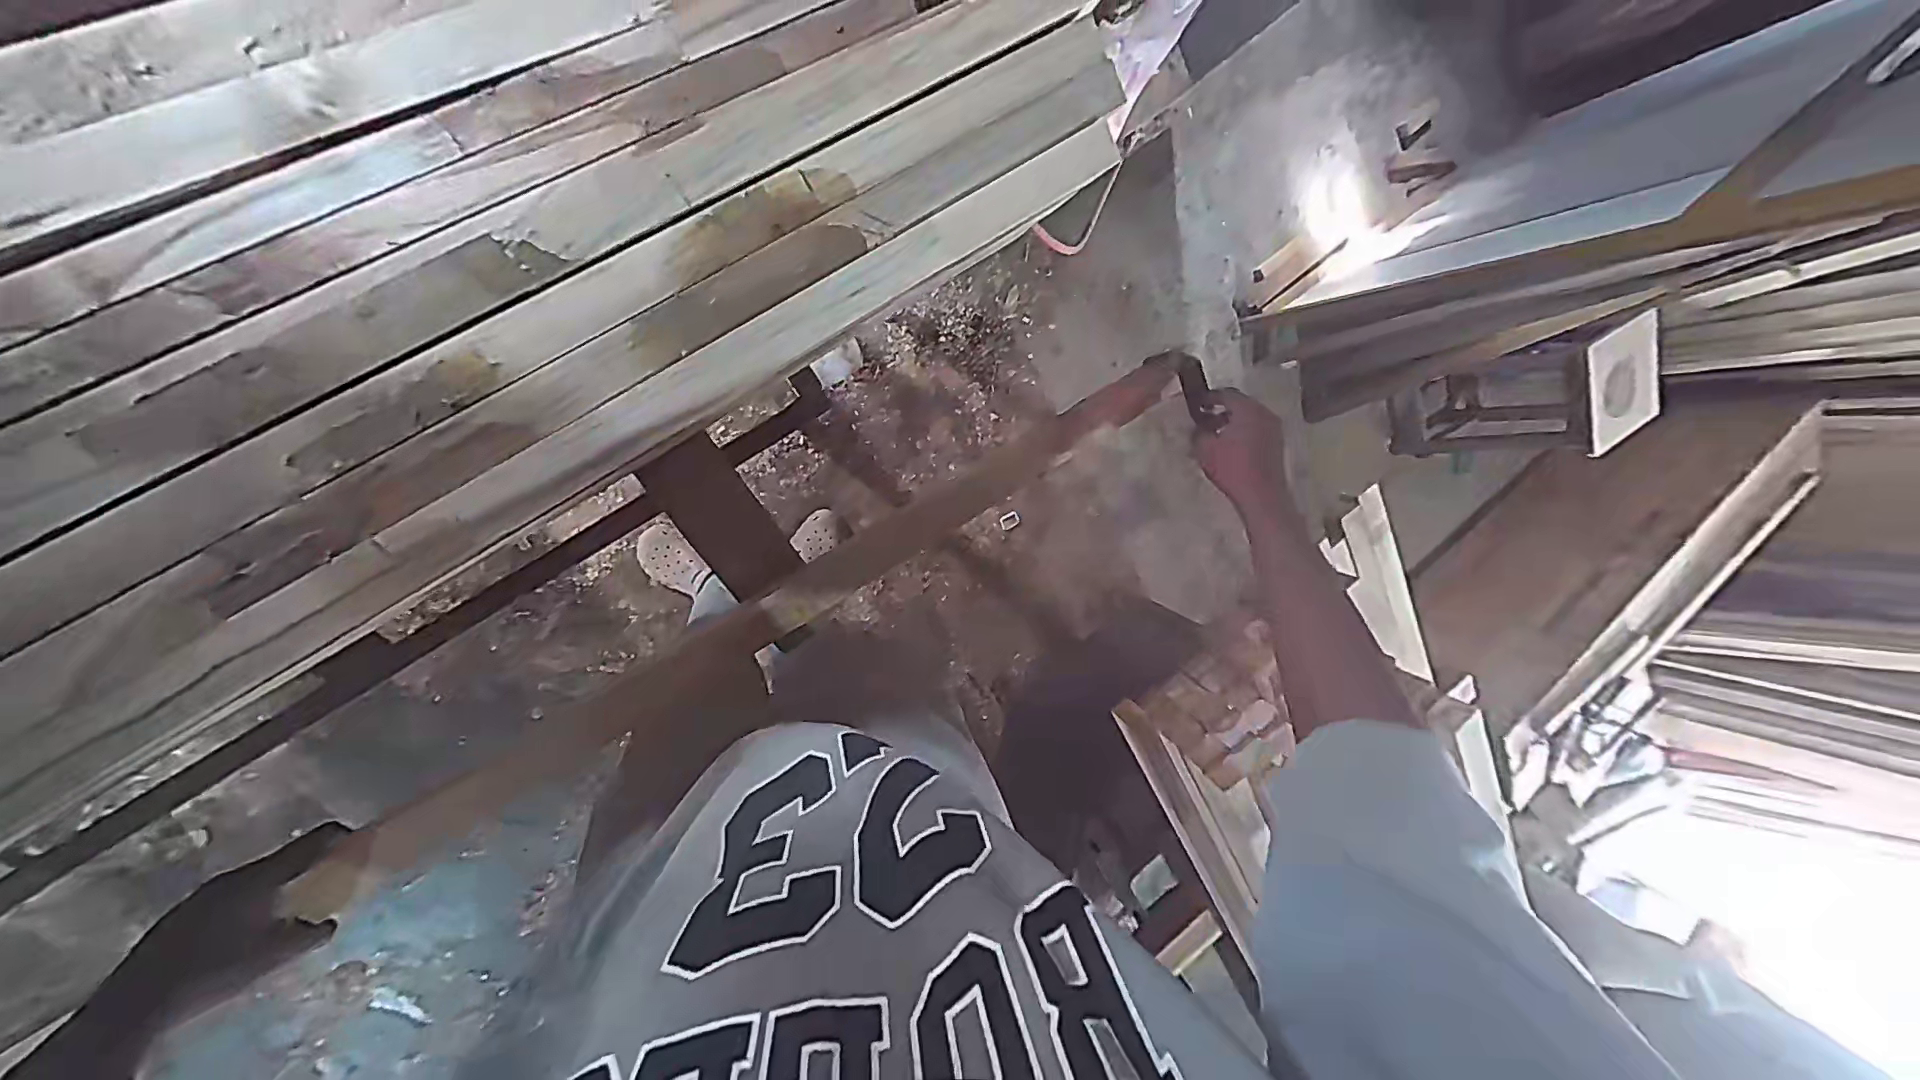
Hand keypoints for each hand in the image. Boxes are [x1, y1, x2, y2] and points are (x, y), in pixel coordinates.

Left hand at [100, 822, 349, 1026]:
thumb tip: (329, 923)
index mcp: (262, 876)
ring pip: (255, 878)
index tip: (358, 839)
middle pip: (282, 859)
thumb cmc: (218, 970)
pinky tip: (249, 925)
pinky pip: (231, 895)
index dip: (340, 836)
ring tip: (291, 903)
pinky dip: (251, 900)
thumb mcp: (276, 954)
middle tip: (327, 877)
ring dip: (277, 884)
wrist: (135, 1004)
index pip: (313, 840)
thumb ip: (311, 933)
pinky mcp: (183, 914)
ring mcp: (203, 895)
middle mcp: (234, 877)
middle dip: (308, 865)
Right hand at [1193, 390, 1290, 517]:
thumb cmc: (1232, 468)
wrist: (1261, 495)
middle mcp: (1265, 413)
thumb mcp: (1205, 449)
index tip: (1196, 403)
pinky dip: (1242, 430)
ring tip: (1214, 433)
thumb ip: (1198, 432)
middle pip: (1240, 403)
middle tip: (1203, 418)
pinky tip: (1229, 444)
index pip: (1226, 394)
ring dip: (1231, 420)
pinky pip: (1256, 428)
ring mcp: (1274, 428)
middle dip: (1221, 409)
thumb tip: (1198, 427)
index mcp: (1248, 410)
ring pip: (1249, 416)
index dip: (1209, 397)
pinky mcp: (1276, 443)